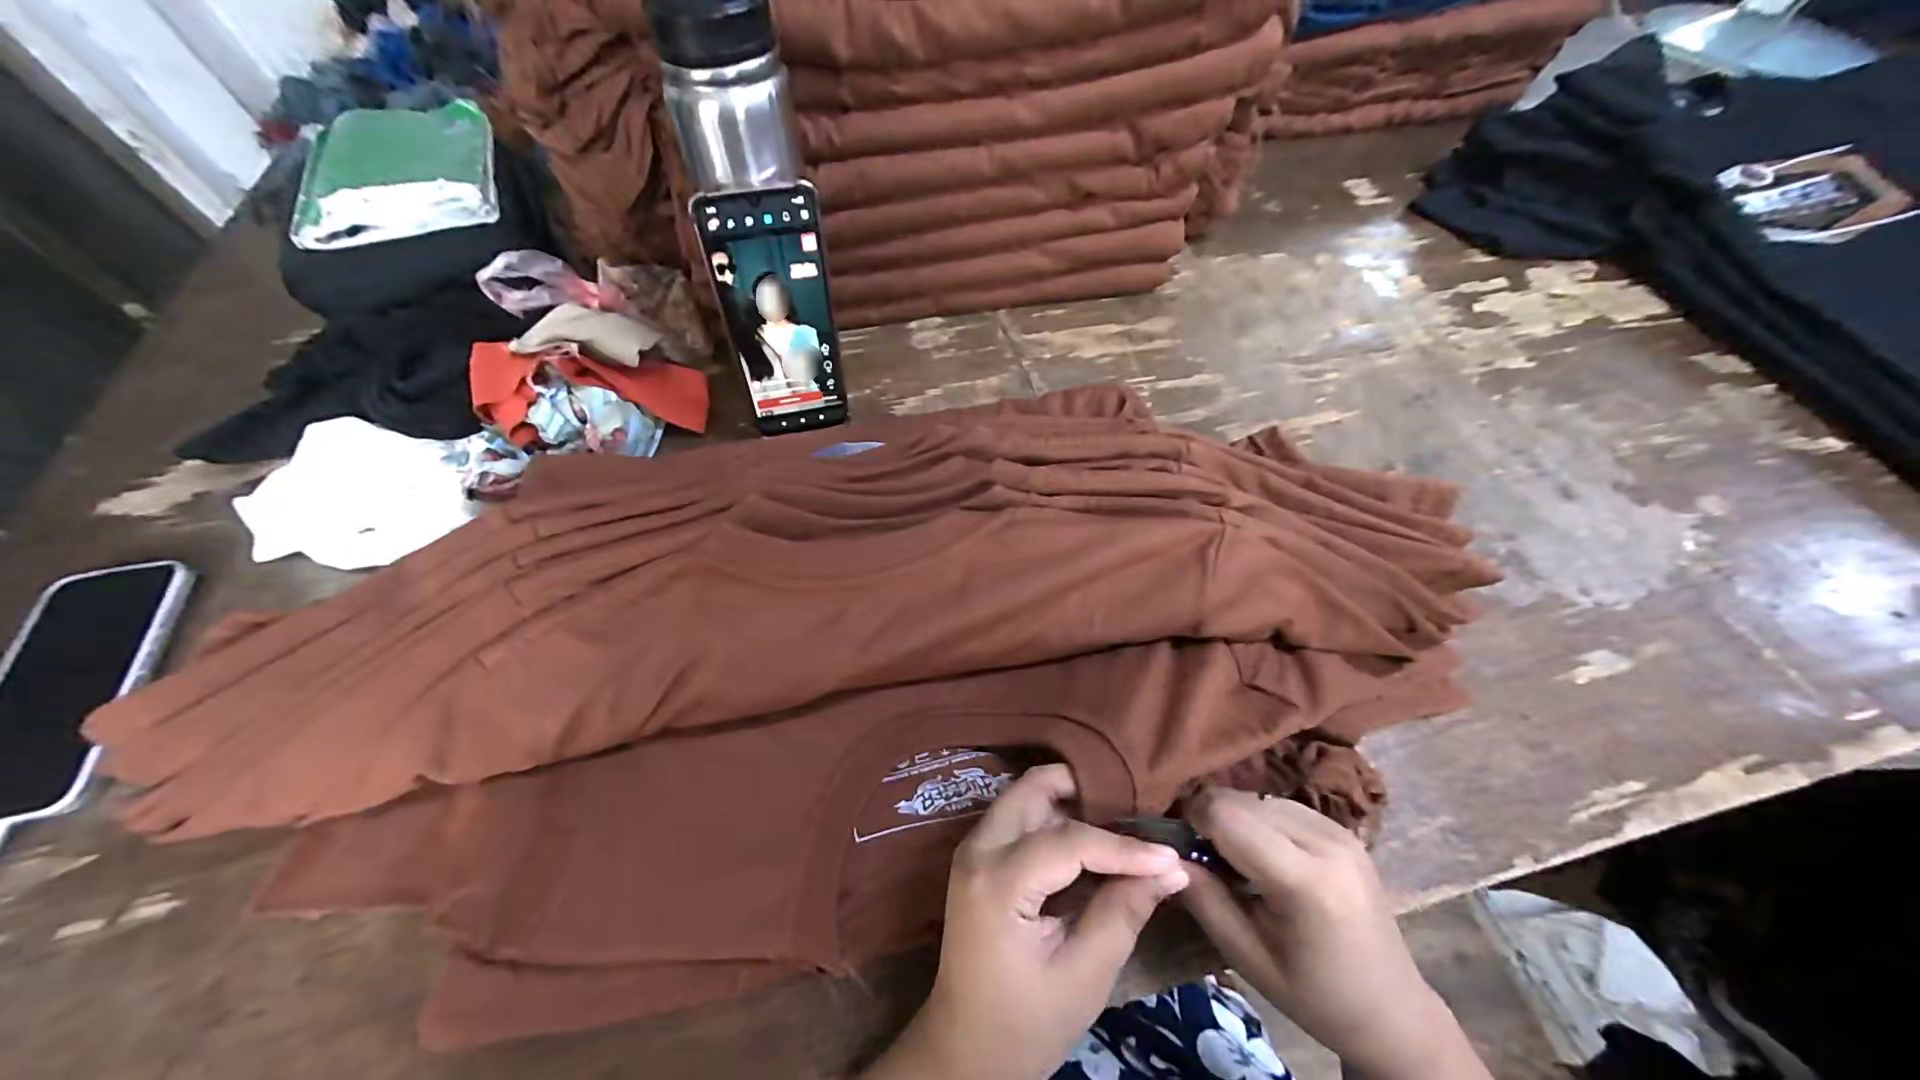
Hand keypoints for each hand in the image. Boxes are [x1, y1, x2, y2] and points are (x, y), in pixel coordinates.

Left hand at [863, 764, 1189, 1079]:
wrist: (966, 1047)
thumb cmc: (1025, 1021)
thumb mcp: (1084, 976)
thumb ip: (1123, 913)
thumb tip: (1171, 869)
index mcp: (998, 882)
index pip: (1070, 841)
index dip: (1124, 847)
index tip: (1170, 855)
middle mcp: (978, 849)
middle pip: (1035, 788)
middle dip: (1087, 792)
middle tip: (1135, 817)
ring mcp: (973, 849)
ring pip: (1025, 795)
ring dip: (1071, 801)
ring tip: (1119, 825)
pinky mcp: (978, 857)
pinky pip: (1019, 816)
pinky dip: (1055, 817)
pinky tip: (1090, 841)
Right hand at [1181, 789, 1491, 1079]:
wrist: (1392, 1010)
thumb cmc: (1313, 994)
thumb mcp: (1247, 957)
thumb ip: (1204, 899)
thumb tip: (1165, 853)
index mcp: (1306, 881)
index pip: (1227, 815)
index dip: (1192, 823)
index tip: (1182, 851)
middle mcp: (1327, 842)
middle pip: (1240, 800)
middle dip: (1210, 820)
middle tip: (1204, 860)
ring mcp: (1340, 831)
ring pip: (1257, 797)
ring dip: (1234, 818)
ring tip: (1234, 860)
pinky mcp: (1342, 828)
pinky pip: (1279, 804)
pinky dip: (1257, 819)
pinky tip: (1261, 855)